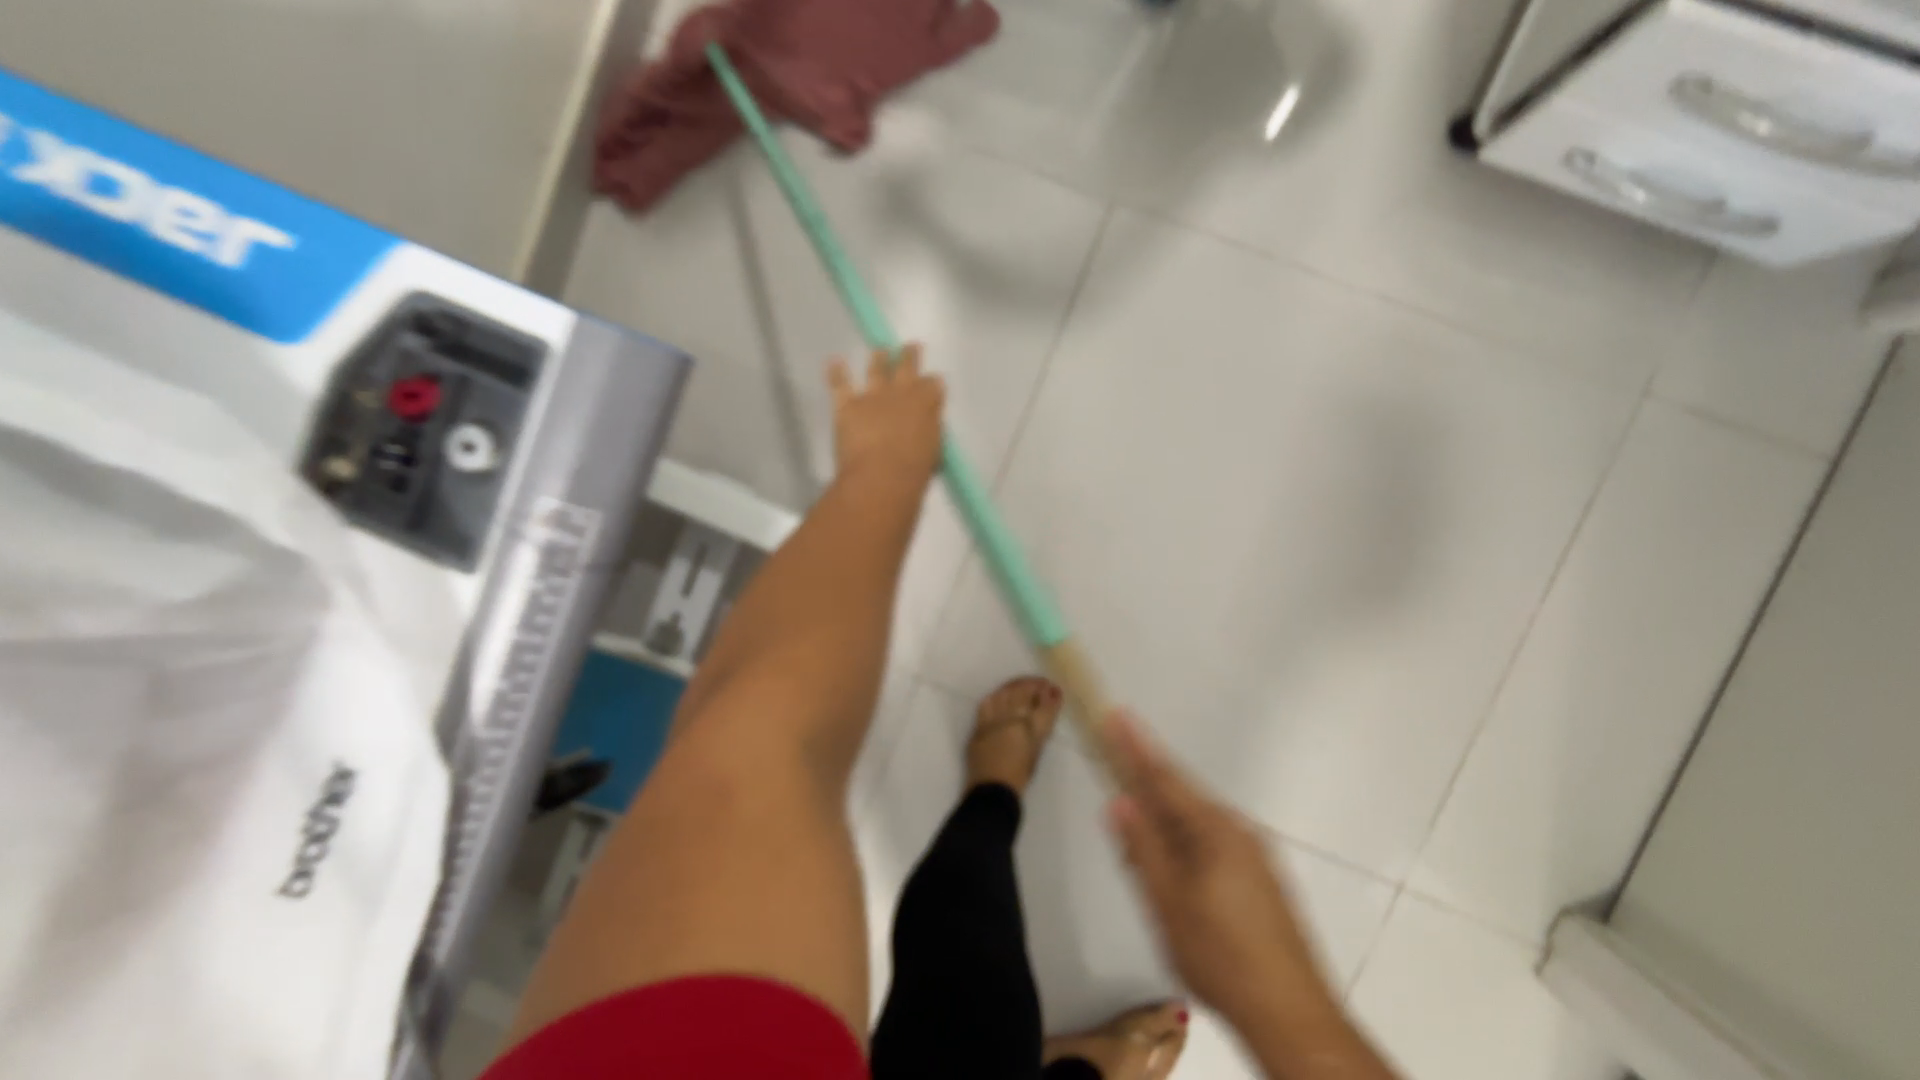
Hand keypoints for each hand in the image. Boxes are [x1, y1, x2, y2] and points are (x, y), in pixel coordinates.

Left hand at [828, 343, 943, 488]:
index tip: (933, 382)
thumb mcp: (934, 450)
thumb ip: (931, 431)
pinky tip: (834, 361)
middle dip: (909, 356)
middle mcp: (901, 393)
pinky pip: (840, 384)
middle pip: (907, 367)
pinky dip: (836, 372)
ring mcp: (873, 396)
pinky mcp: (848, 405)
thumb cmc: (914, 471)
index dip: (932, 383)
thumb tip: (928, 424)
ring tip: (880, 349)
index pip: (933, 384)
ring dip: (878, 358)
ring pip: (876, 370)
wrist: (881, 476)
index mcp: (926, 404)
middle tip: (910, 346)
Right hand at [1103, 712, 1336, 1029]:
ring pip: (1197, 828)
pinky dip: (1185, 846)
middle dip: (1147, 789)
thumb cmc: (1220, 957)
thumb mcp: (1168, 903)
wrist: (1292, 1015)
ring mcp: (1256, 858)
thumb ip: (1143, 848)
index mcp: (1214, 832)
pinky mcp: (1263, 883)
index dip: (1136, 747)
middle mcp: (1239, 833)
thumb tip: (1120, 801)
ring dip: (1165, 823)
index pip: (1165, 779)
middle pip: (1182, 800)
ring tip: (1138, 845)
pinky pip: (1213, 847)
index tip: (1117, 714)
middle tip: (1115, 785)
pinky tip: (1175, 874)